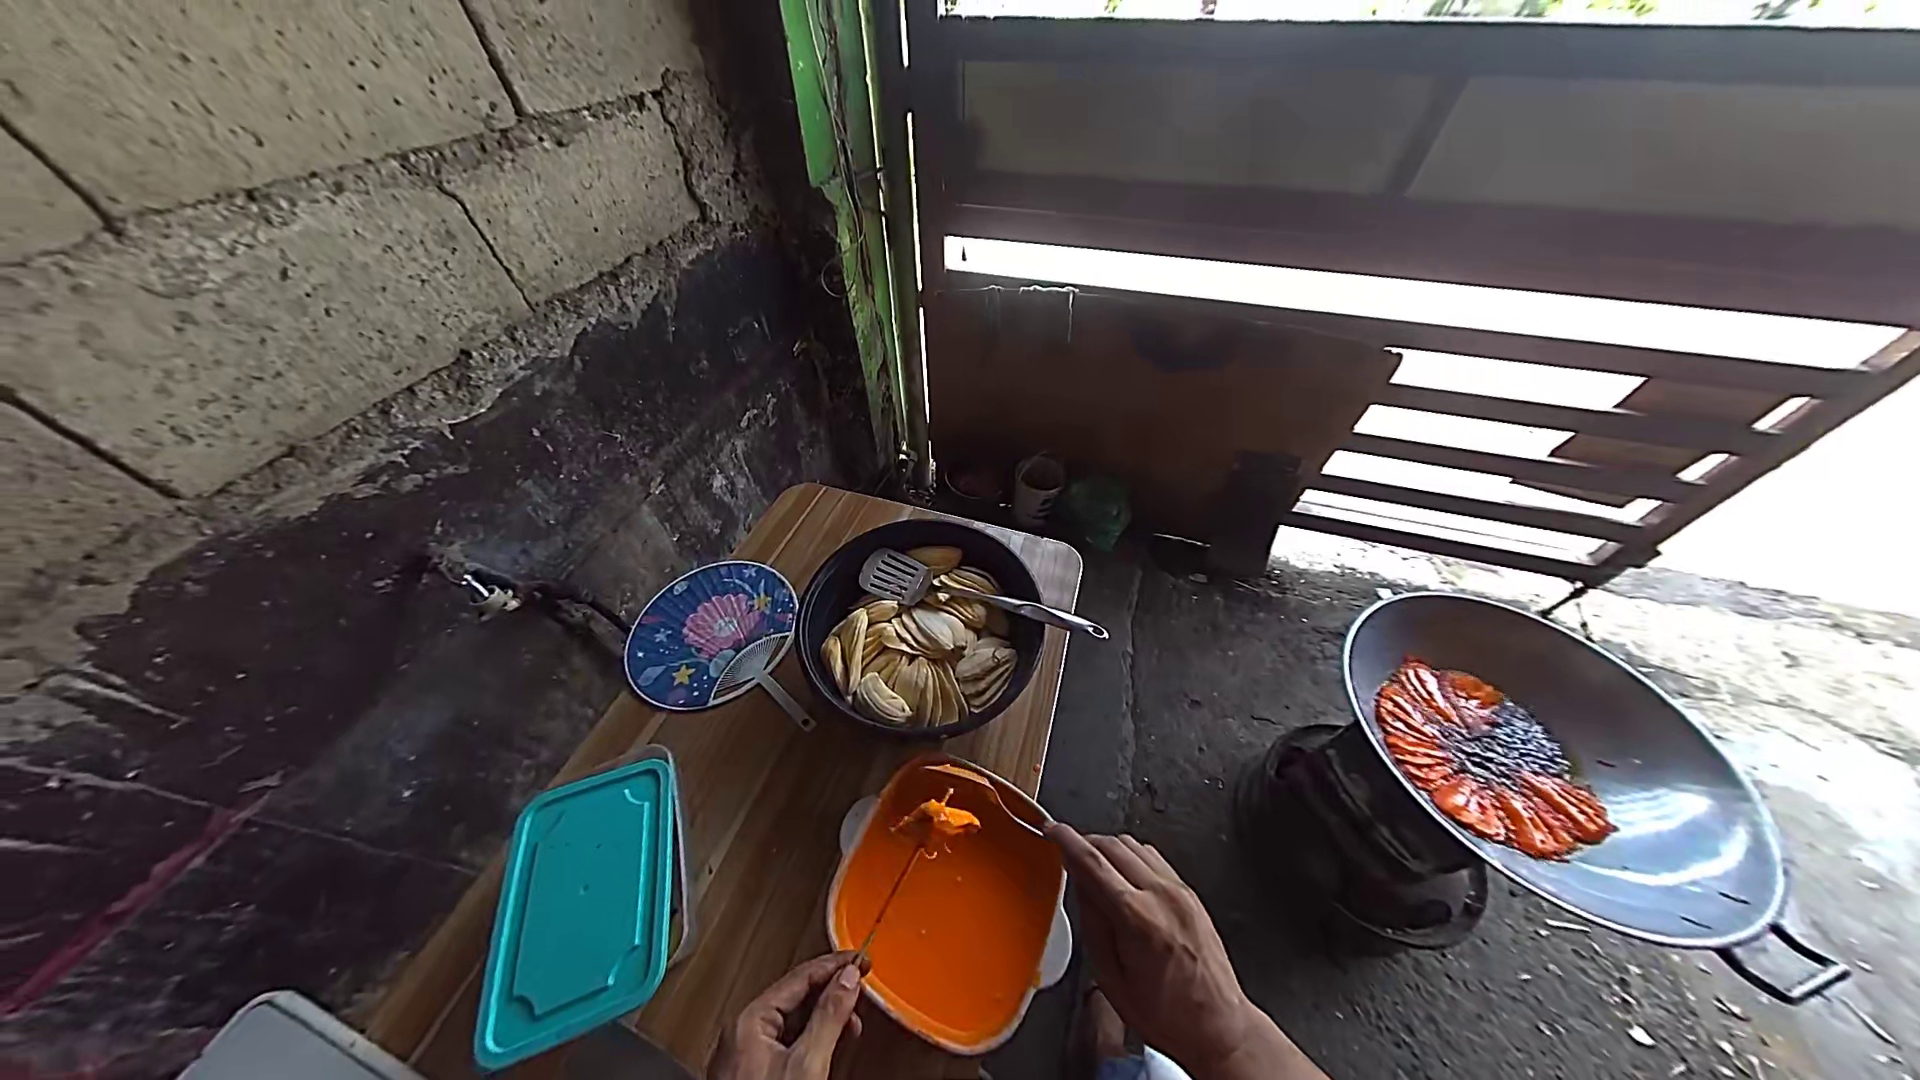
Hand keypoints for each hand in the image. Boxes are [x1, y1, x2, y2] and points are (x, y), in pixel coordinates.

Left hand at [708, 952, 865, 1079]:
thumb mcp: (807, 1064)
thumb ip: (829, 1016)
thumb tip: (848, 979)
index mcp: (749, 1021)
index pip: (800, 976)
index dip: (835, 966)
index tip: (861, 961)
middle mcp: (743, 1034)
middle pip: (796, 996)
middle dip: (832, 992)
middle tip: (860, 989)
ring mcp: (746, 1057)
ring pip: (793, 1020)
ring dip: (825, 1016)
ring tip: (851, 1022)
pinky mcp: (753, 1077)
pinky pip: (787, 1043)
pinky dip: (813, 1039)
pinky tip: (830, 1045)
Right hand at [1047, 824, 1325, 1079]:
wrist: (1219, 1028)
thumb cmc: (1167, 1015)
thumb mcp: (1111, 978)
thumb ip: (1092, 924)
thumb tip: (1080, 884)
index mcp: (1137, 919)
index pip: (1093, 861)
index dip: (1067, 840)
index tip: (1053, 830)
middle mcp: (1161, 896)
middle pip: (1112, 844)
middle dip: (1085, 843)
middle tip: (1069, 855)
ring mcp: (1179, 891)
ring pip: (1133, 844)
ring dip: (1108, 848)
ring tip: (1097, 870)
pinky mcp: (1189, 892)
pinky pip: (1153, 856)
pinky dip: (1131, 857)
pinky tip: (1124, 877)